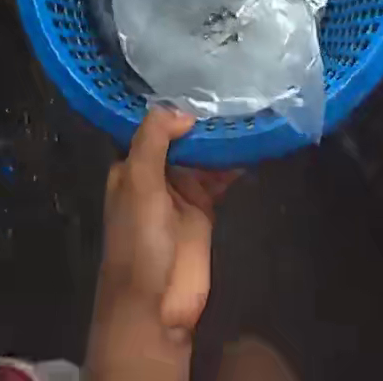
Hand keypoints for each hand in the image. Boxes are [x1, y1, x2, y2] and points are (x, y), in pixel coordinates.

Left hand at [88, 106, 238, 371]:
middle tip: (228, 88)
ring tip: (244, 110)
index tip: (195, 76)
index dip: (170, 104)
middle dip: (200, 118)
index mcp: (132, 162)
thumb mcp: (139, 181)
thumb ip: (155, 140)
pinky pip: (220, 177)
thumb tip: (184, 112)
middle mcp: (156, 171)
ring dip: (219, 139)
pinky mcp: (204, 208)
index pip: (151, 124)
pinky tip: (250, 145)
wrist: (155, 306)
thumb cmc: (138, 239)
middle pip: (180, 137)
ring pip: (202, 154)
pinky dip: (233, 163)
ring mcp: (181, 190)